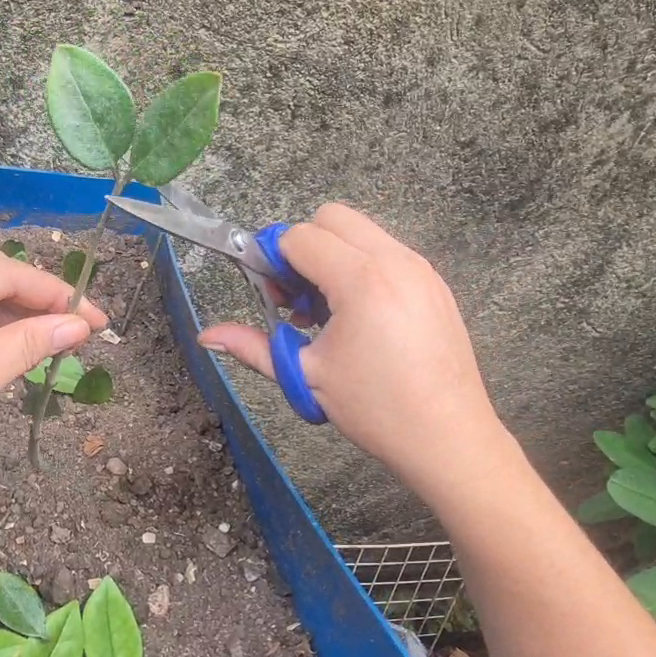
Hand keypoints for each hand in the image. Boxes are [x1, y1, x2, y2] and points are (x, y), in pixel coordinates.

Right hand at [199, 204, 511, 494]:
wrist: (449, 438)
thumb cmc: (375, 409)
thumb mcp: (305, 376)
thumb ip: (252, 347)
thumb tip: (206, 336)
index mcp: (362, 280)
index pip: (300, 237)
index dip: (273, 261)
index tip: (270, 299)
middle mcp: (395, 261)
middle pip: (331, 218)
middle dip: (303, 248)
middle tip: (296, 299)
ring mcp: (421, 269)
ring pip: (361, 232)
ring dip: (332, 258)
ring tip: (326, 314)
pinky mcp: (434, 283)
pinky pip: (386, 252)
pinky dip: (360, 269)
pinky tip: (357, 319)